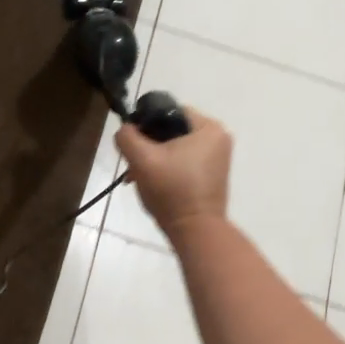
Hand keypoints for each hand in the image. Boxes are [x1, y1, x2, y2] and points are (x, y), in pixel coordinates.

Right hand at [115, 107, 232, 235]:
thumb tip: (125, 130)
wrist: (195, 231)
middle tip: (134, 165)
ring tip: (140, 177)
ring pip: (177, 148)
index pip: (170, 111)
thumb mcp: (142, 159)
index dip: (147, 124)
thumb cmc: (172, 191)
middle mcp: (219, 139)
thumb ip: (127, 137)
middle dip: (150, 146)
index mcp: (209, 128)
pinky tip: (154, 184)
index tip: (133, 144)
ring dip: (156, 160)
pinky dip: (169, 170)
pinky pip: (185, 163)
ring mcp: (218, 159)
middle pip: (173, 131)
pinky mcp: (213, 176)